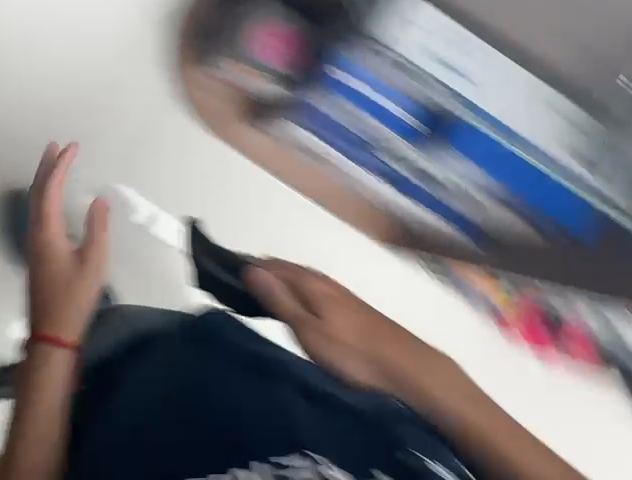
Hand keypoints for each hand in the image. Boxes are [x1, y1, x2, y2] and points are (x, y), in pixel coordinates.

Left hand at [26, 142, 109, 342]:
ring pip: (34, 202)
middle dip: (46, 166)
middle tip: (55, 145)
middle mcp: (35, 233)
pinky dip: (44, 195)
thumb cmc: (74, 299)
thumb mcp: (94, 263)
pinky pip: (37, 212)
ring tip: (53, 163)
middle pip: (37, 192)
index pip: (51, 189)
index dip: (61, 166)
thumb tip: (99, 200)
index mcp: (47, 232)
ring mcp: (33, 243)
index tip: (72, 147)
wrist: (51, 335)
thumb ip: (97, 229)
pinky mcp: (37, 252)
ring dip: (43, 179)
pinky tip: (52, 198)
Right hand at [244, 259, 453, 399]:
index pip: (272, 265)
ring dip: (280, 280)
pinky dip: (296, 290)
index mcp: (310, 283)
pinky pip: (313, 288)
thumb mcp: (309, 331)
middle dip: (263, 271)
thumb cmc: (353, 353)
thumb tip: (250, 269)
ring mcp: (339, 293)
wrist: (406, 367)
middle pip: (286, 268)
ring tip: (260, 292)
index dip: (250, 267)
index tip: (225, 274)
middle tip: (236, 284)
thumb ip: (280, 300)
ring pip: (301, 278)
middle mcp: (323, 281)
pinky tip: (297, 304)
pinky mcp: (350, 307)